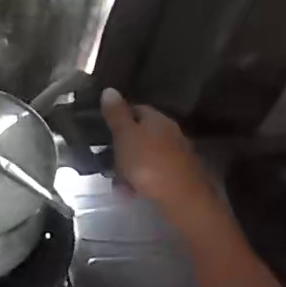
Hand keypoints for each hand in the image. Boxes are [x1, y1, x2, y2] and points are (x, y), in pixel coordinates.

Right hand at [99, 88, 225, 235]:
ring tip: (118, 182)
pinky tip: (133, 192)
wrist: (181, 197)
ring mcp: (178, 154)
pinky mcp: (180, 175)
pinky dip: (142, 180)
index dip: (119, 118)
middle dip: (124, 147)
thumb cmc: (148, 163)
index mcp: (157, 119)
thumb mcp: (125, 136)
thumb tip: (109, 89)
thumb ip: (116, 115)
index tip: (104, 131)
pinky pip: (155, 172)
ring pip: (147, 155)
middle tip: (108, 161)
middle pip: (142, 134)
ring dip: (131, 166)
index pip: (137, 109)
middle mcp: (171, 132)